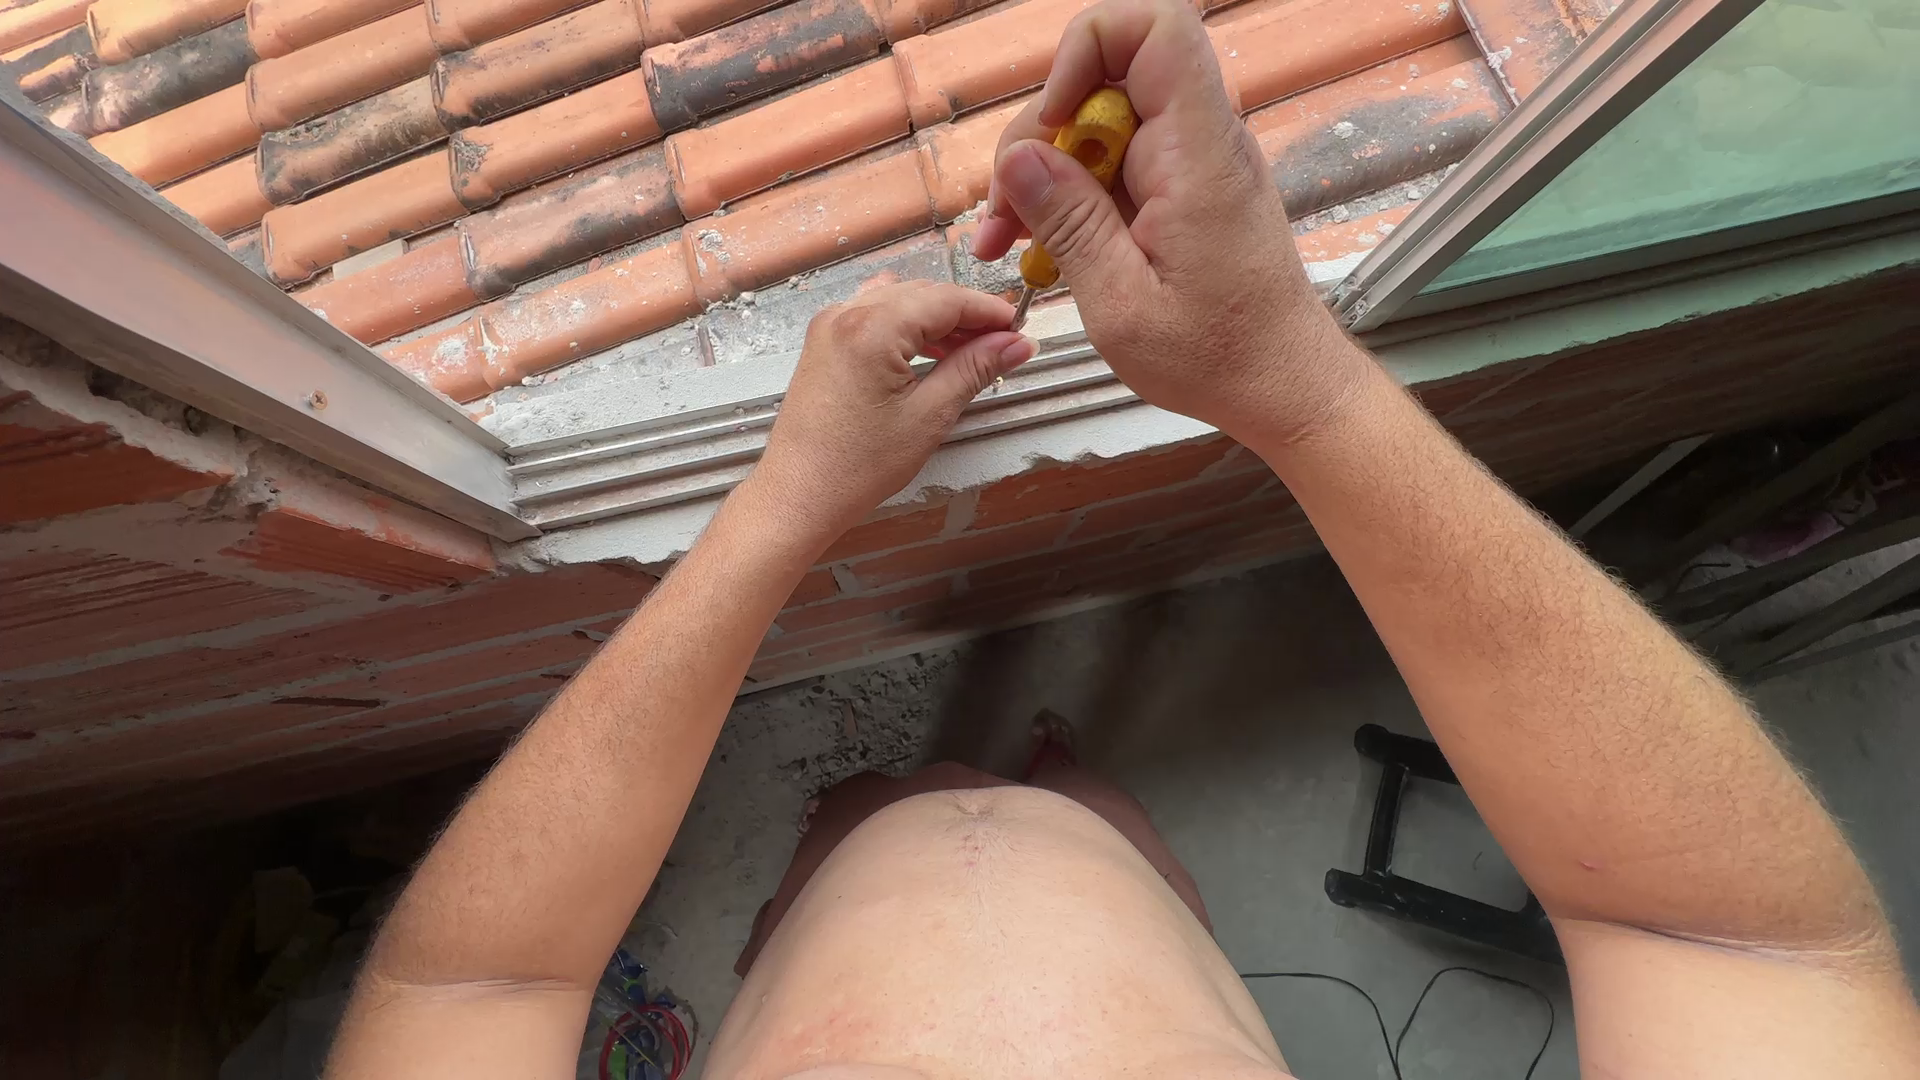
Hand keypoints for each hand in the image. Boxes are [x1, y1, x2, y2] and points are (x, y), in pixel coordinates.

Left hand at [753, 281, 1035, 546]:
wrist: (801, 495)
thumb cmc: (855, 467)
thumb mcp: (929, 416)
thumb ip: (974, 370)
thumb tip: (1014, 345)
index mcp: (872, 328)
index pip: (946, 299)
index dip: (988, 311)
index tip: (1018, 328)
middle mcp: (845, 314)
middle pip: (923, 294)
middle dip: (966, 316)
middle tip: (1002, 345)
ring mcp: (830, 326)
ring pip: (900, 302)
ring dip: (937, 321)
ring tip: (969, 355)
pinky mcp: (824, 343)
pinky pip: (875, 316)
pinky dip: (907, 327)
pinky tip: (928, 355)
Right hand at [971, 0, 1371, 445]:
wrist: (1277, 382)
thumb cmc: (1216, 357)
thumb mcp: (1121, 305)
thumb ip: (1070, 225)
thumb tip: (1019, 159)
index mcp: (1195, 159)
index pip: (1154, 31)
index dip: (1086, 54)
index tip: (1050, 130)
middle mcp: (1198, 147)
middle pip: (1105, 85)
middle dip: (1038, 143)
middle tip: (1003, 221)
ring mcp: (1188, 171)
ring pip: (1100, 134)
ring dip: (1045, 181)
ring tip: (1009, 244)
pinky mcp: (1180, 198)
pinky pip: (1115, 173)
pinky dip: (1072, 204)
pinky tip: (1046, 251)